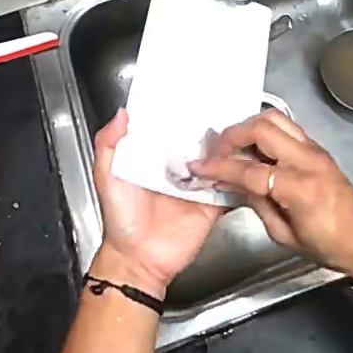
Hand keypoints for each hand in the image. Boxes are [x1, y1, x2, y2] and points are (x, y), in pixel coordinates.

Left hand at [91, 110, 224, 297]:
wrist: (138, 260)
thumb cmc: (120, 218)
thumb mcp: (107, 176)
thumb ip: (108, 144)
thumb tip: (122, 113)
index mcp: (155, 156)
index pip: (172, 129)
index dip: (181, 113)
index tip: (194, 92)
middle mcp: (178, 166)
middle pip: (199, 142)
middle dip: (210, 128)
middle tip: (225, 107)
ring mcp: (197, 184)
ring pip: (218, 160)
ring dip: (227, 149)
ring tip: (239, 131)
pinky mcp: (212, 204)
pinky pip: (229, 186)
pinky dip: (237, 175)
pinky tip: (244, 161)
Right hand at [189, 110, 352, 275]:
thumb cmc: (327, 245)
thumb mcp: (283, 234)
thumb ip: (256, 202)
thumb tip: (232, 181)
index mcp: (299, 187)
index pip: (249, 169)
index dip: (220, 167)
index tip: (199, 167)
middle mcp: (307, 159)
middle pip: (260, 128)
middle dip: (231, 136)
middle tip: (216, 152)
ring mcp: (314, 148)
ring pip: (273, 118)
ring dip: (247, 127)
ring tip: (233, 146)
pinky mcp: (316, 146)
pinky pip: (285, 126)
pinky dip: (263, 130)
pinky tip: (253, 147)